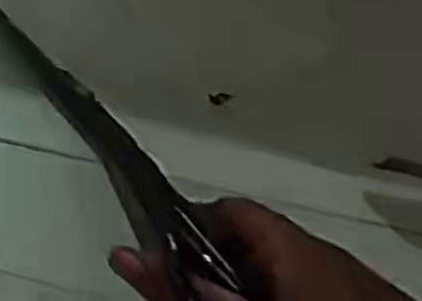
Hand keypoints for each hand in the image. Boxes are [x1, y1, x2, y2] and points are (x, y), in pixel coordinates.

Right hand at [109, 199, 413, 300]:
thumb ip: (174, 287)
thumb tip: (123, 253)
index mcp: (305, 251)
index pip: (230, 208)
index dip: (193, 226)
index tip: (172, 255)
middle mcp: (345, 265)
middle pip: (263, 245)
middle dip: (226, 264)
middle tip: (200, 289)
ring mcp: (376, 294)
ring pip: (300, 276)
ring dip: (263, 286)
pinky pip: (332, 294)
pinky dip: (299, 298)